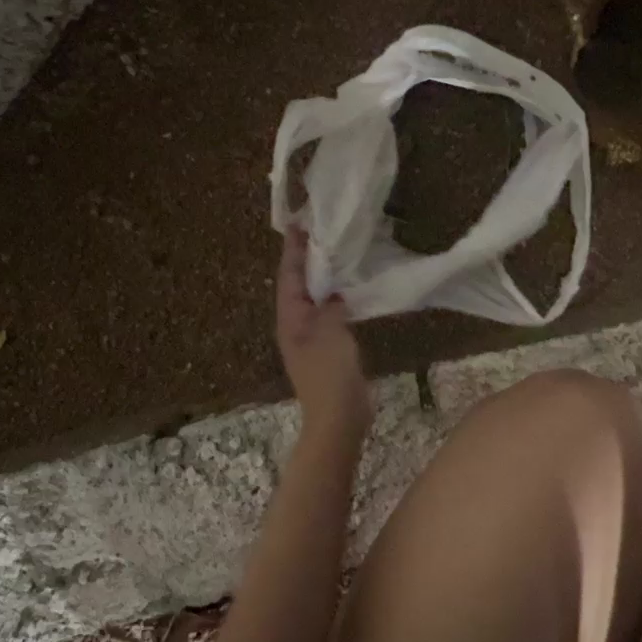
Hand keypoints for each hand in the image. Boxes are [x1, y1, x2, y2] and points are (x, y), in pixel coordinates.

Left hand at [275, 226, 369, 425]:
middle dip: (307, 260)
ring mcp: (312, 339)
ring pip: (315, 299)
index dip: (293, 250)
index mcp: (290, 319)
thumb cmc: (330, 373)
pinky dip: (338, 297)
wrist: (339, 418)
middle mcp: (295, 326)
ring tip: (338, 254)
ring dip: (324, 278)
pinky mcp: (329, 349)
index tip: (299, 223)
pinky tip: (352, 291)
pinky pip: (330, 314)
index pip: (289, 276)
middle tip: (321, 232)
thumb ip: (330, 305)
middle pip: (299, 285)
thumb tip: (333, 292)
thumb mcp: (330, 331)